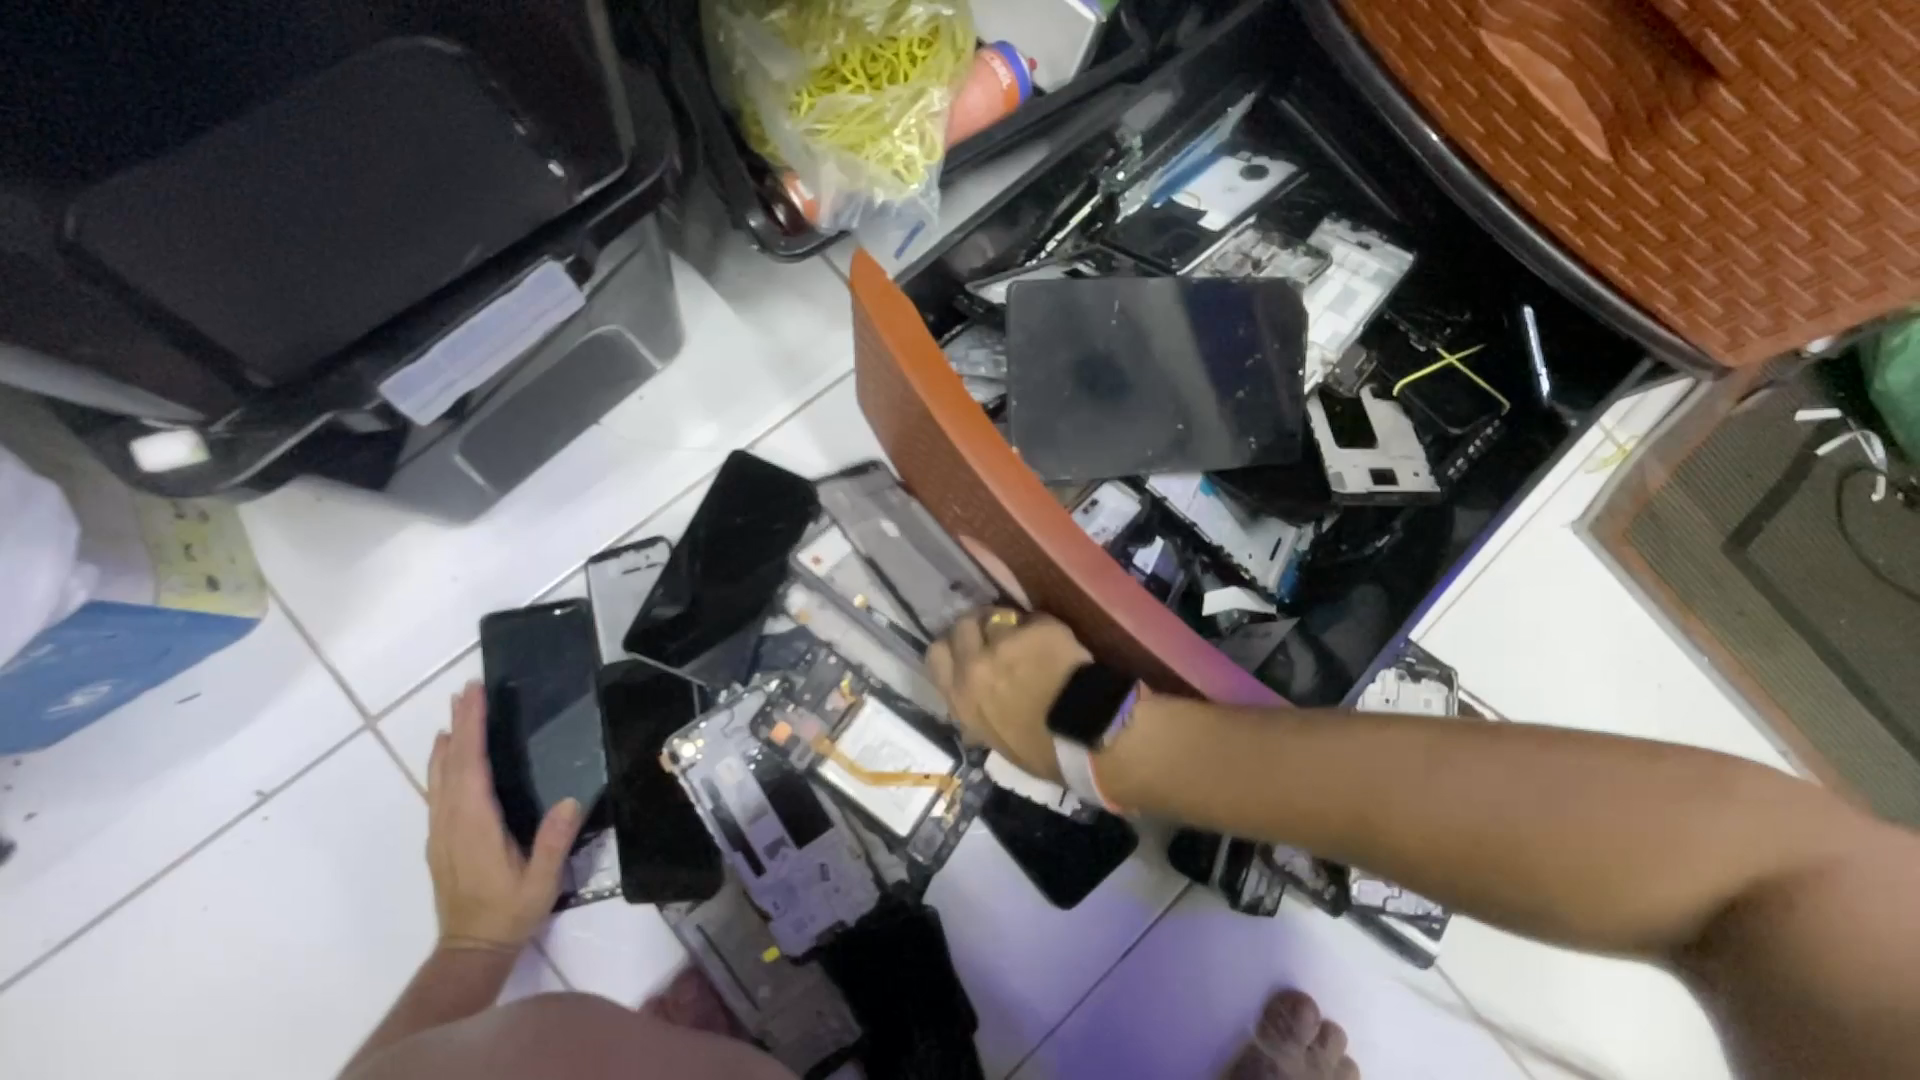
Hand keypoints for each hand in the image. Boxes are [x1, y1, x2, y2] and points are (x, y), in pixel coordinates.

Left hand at [425, 682, 581, 953]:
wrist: (469, 949)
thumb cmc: (509, 913)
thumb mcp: (541, 882)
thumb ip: (553, 842)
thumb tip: (571, 799)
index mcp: (476, 825)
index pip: (471, 767)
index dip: (472, 729)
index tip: (474, 697)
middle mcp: (452, 822)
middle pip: (452, 764)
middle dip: (460, 724)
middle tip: (467, 689)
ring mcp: (441, 831)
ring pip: (439, 776)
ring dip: (448, 741)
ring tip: (455, 711)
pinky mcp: (441, 839)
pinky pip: (437, 790)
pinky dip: (441, 764)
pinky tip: (446, 755)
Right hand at [928, 608, 1091, 783]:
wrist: (1084, 737)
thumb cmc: (1041, 752)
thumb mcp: (996, 742)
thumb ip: (978, 718)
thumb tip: (972, 721)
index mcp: (961, 697)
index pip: (936, 654)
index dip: (952, 647)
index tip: (967, 649)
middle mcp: (975, 665)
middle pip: (963, 625)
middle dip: (977, 626)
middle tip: (996, 635)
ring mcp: (1006, 644)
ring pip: (998, 616)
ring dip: (1010, 624)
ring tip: (1028, 637)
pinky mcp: (1037, 629)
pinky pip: (1033, 619)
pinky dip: (1042, 628)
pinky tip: (1054, 642)